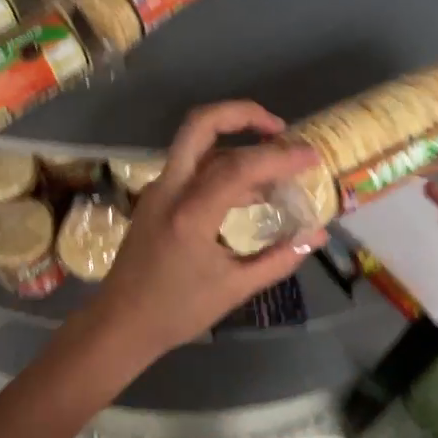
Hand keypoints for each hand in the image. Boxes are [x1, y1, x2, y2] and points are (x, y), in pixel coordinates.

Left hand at [82, 101, 327, 363]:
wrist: (120, 323)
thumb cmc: (177, 311)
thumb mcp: (235, 289)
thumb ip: (279, 258)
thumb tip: (317, 235)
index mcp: (190, 214)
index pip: (238, 167)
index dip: (279, 157)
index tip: (311, 157)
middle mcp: (170, 189)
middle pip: (200, 124)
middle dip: (242, 114)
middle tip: (279, 129)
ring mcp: (158, 189)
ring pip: (195, 142)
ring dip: (235, 141)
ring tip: (274, 163)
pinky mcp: (156, 197)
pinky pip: (191, 166)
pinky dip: (222, 164)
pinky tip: (250, 190)